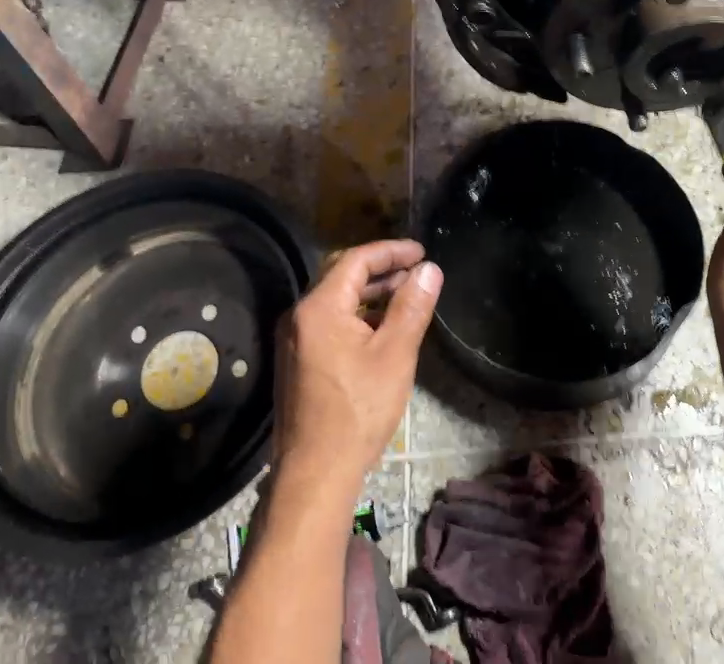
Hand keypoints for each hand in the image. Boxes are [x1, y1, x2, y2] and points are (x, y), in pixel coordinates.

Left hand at [273, 240, 442, 489]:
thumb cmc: (358, 410)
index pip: (355, 260)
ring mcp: (294, 340)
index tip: (421, 252)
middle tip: (417, 271)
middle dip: (381, 269)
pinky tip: (382, 329)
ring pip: (335, 301)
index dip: (391, 251)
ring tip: (407, 296)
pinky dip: (357, 316)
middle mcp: (299, 316)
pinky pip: (329, 323)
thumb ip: (411, 307)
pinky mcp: (297, 362)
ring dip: (370, 294)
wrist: (315, 471)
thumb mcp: (395, 354)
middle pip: (341, 276)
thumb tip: (429, 270)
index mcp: (318, 308)